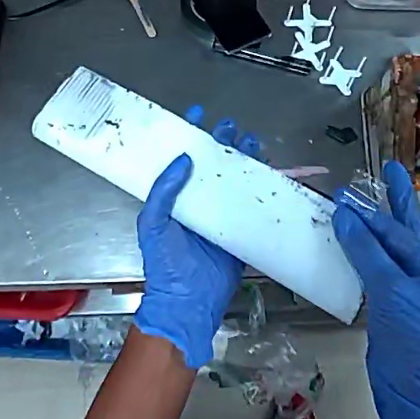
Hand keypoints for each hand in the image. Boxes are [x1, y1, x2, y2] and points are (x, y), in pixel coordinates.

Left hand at [133, 110, 255, 368]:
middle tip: (231, 127)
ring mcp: (220, 216)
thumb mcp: (152, 224)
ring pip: (234, 180)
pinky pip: (251, 206)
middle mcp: (198, 203)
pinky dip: (260, 189)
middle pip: (212, 165)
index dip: (188, 136)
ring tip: (251, 141)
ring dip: (243, 160)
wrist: (187, 304)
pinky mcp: (239, 232)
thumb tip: (182, 160)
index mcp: (174, 199)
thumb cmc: (165, 265)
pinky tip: (267, 173)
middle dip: (222, 142)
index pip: (181, 160)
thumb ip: (163, 192)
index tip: (196, 114)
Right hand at [333, 159, 419, 418]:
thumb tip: (345, 215)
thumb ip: (367, 251)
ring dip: (370, 227)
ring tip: (359, 203)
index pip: (394, 230)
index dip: (368, 212)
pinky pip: (370, 270)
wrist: (415, 393)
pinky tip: (344, 246)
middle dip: (394, 201)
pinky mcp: (386, 306)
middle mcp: (419, 272)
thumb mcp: (391, 290)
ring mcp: (403, 289)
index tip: (342, 194)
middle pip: (400, 230)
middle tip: (390, 170)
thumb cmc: (412, 339)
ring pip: (383, 249)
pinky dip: (357, 255)